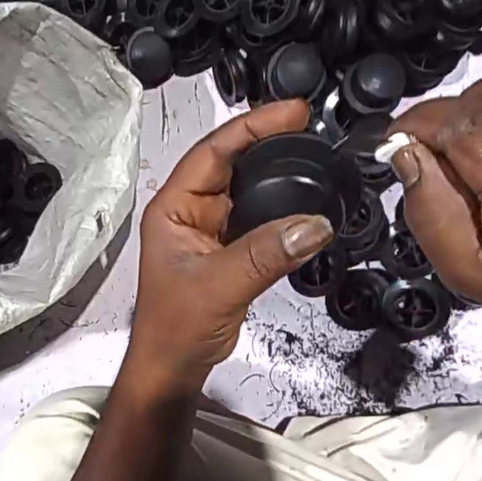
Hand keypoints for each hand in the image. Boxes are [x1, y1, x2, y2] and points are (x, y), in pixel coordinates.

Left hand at [123, 100, 334, 396]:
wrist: (174, 367)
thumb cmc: (171, 330)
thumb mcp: (218, 286)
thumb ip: (265, 254)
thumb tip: (310, 225)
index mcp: (172, 209)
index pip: (212, 151)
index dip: (251, 127)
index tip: (287, 113)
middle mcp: (190, 214)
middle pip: (232, 163)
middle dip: (267, 142)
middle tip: (304, 126)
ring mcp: (211, 233)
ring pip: (247, 191)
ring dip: (276, 175)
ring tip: (307, 155)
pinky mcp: (230, 253)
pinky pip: (259, 219)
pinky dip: (281, 210)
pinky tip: (300, 203)